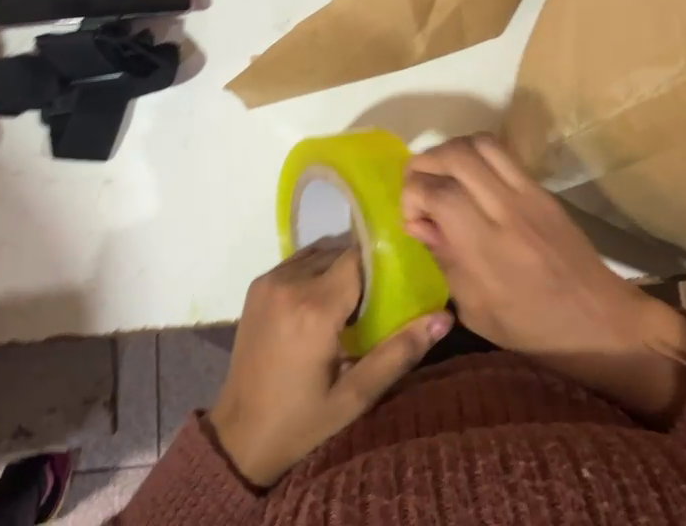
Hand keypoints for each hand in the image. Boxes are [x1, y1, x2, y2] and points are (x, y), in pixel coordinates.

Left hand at [209, 240, 452, 487]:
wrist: (240, 433)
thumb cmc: (303, 420)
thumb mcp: (357, 394)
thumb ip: (400, 351)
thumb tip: (444, 318)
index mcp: (315, 308)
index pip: (357, 257)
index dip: (381, 262)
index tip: (402, 276)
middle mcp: (289, 283)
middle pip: (338, 251)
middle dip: (363, 267)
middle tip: (383, 295)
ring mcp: (269, 281)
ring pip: (317, 252)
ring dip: (338, 267)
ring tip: (356, 302)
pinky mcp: (257, 286)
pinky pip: (297, 263)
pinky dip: (316, 272)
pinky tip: (327, 303)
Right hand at [401, 134, 685, 421]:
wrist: (600, 320)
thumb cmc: (532, 327)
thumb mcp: (475, 309)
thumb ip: (444, 258)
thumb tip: (418, 222)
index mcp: (487, 247)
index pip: (438, 191)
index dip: (412, 196)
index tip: (413, 219)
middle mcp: (507, 210)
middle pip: (455, 155)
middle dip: (424, 164)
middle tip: (419, 189)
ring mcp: (529, 194)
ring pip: (479, 142)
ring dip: (450, 152)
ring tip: (442, 177)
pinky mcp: (543, 190)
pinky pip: (502, 153)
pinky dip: (475, 156)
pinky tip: (470, 181)